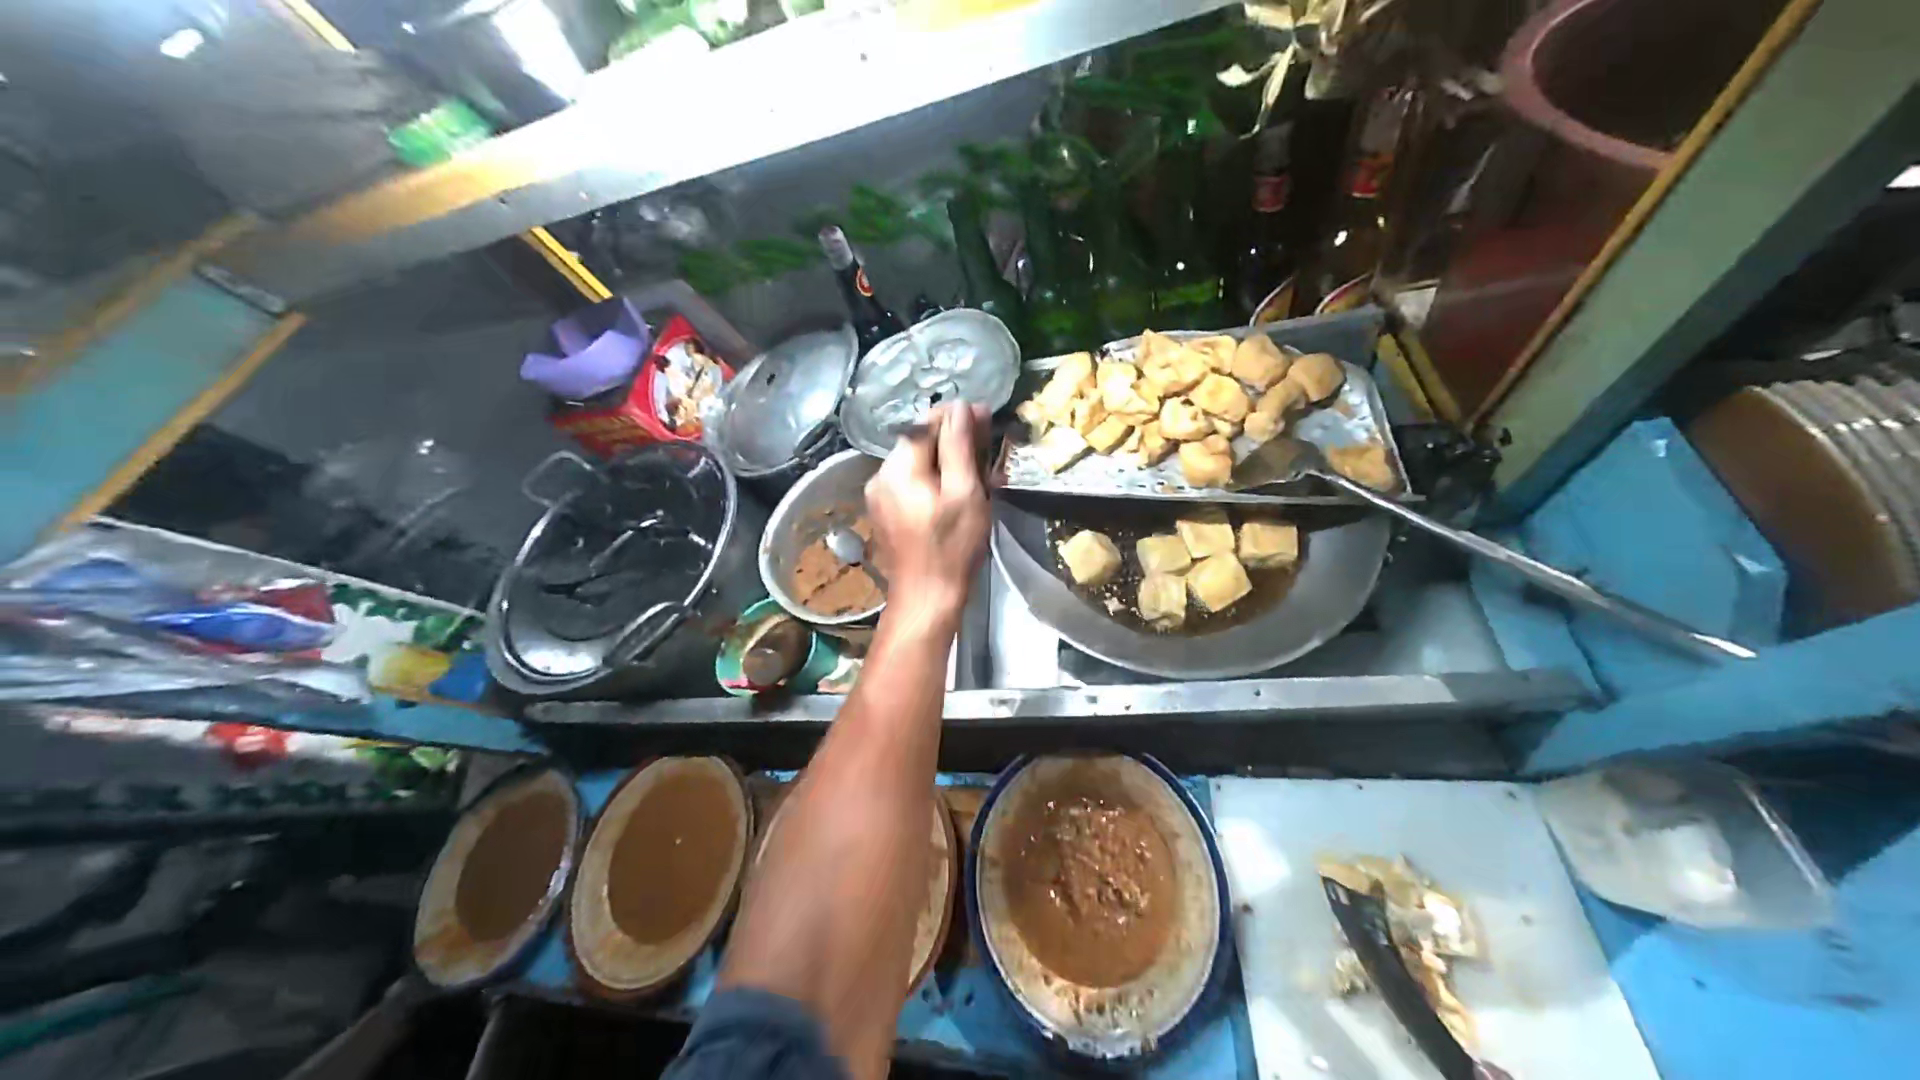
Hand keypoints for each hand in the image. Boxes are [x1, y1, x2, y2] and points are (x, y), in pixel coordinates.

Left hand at [864, 404, 991, 619]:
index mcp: (898, 467)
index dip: (957, 417)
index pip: (926, 422)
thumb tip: (960, 407)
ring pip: (918, 464)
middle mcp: (881, 475)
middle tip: (988, 448)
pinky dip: (935, 481)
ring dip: (948, 461)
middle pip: (920, 443)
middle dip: (954, 440)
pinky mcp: (886, 513)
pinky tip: (958, 491)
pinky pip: (912, 484)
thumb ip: (959, 445)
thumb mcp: (964, 492)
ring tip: (979, 472)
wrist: (926, 598)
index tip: (986, 418)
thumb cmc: (952, 547)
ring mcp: (880, 496)